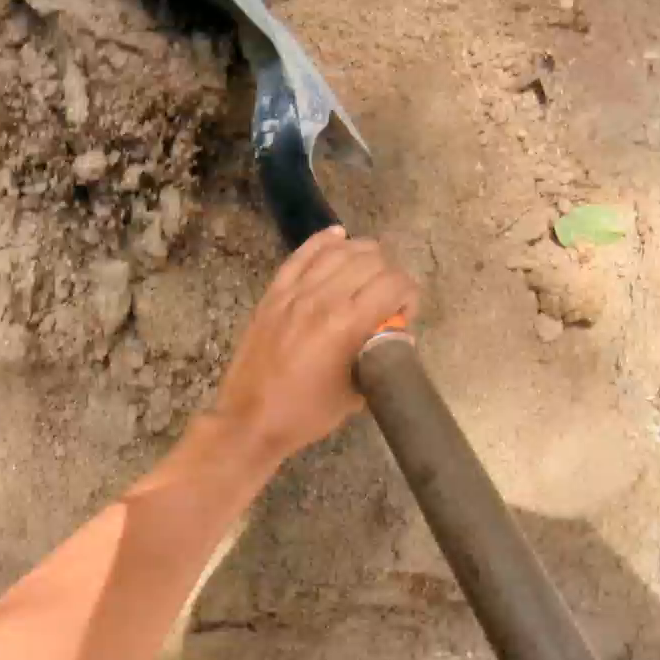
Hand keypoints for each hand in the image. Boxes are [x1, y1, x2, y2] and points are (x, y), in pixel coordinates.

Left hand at [211, 227, 419, 461]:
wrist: (249, 421)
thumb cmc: (305, 415)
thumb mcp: (355, 393)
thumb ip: (378, 358)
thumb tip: (393, 337)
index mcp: (346, 324)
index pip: (394, 284)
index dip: (410, 295)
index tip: (405, 313)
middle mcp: (320, 299)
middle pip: (370, 260)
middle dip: (390, 274)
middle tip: (387, 297)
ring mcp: (292, 294)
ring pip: (338, 251)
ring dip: (362, 255)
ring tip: (368, 271)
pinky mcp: (272, 296)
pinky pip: (301, 256)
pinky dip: (323, 242)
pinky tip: (338, 238)